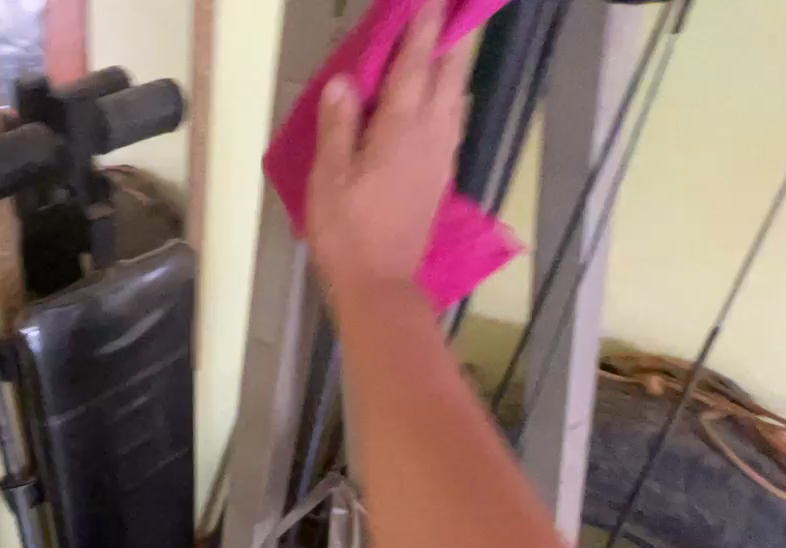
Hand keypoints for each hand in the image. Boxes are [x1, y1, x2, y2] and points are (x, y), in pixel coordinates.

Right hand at [305, 0, 470, 294]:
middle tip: (449, 12)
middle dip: (451, 34)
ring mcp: (441, 154)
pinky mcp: (440, 175)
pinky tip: (447, 97)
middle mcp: (430, 132)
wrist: (380, 282)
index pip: (414, 62)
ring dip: (455, 62)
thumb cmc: (346, 233)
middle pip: (449, 70)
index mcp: (399, 128)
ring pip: (456, 93)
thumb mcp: (328, 181)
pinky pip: (453, 120)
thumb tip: (344, 82)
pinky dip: (451, 95)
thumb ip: (338, 128)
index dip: (421, 24)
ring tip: (450, 42)